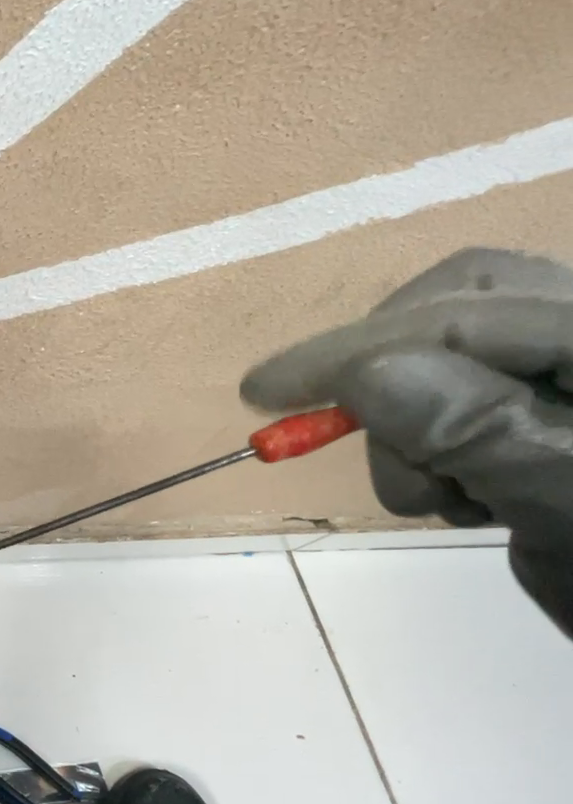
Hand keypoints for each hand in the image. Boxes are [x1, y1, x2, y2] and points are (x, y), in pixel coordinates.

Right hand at [241, 248, 572, 630]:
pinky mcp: (554, 409)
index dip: (356, 348)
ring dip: (410, 418)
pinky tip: (462, 490)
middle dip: (385, 364)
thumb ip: (479, 430)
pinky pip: (467, 386)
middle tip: (341, 425)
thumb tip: (364, 374)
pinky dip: (431, 435)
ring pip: (457, 346)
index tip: (260, 395)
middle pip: (468, 299)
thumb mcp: (565, 504)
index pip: (471, 314)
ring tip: (439, 495)